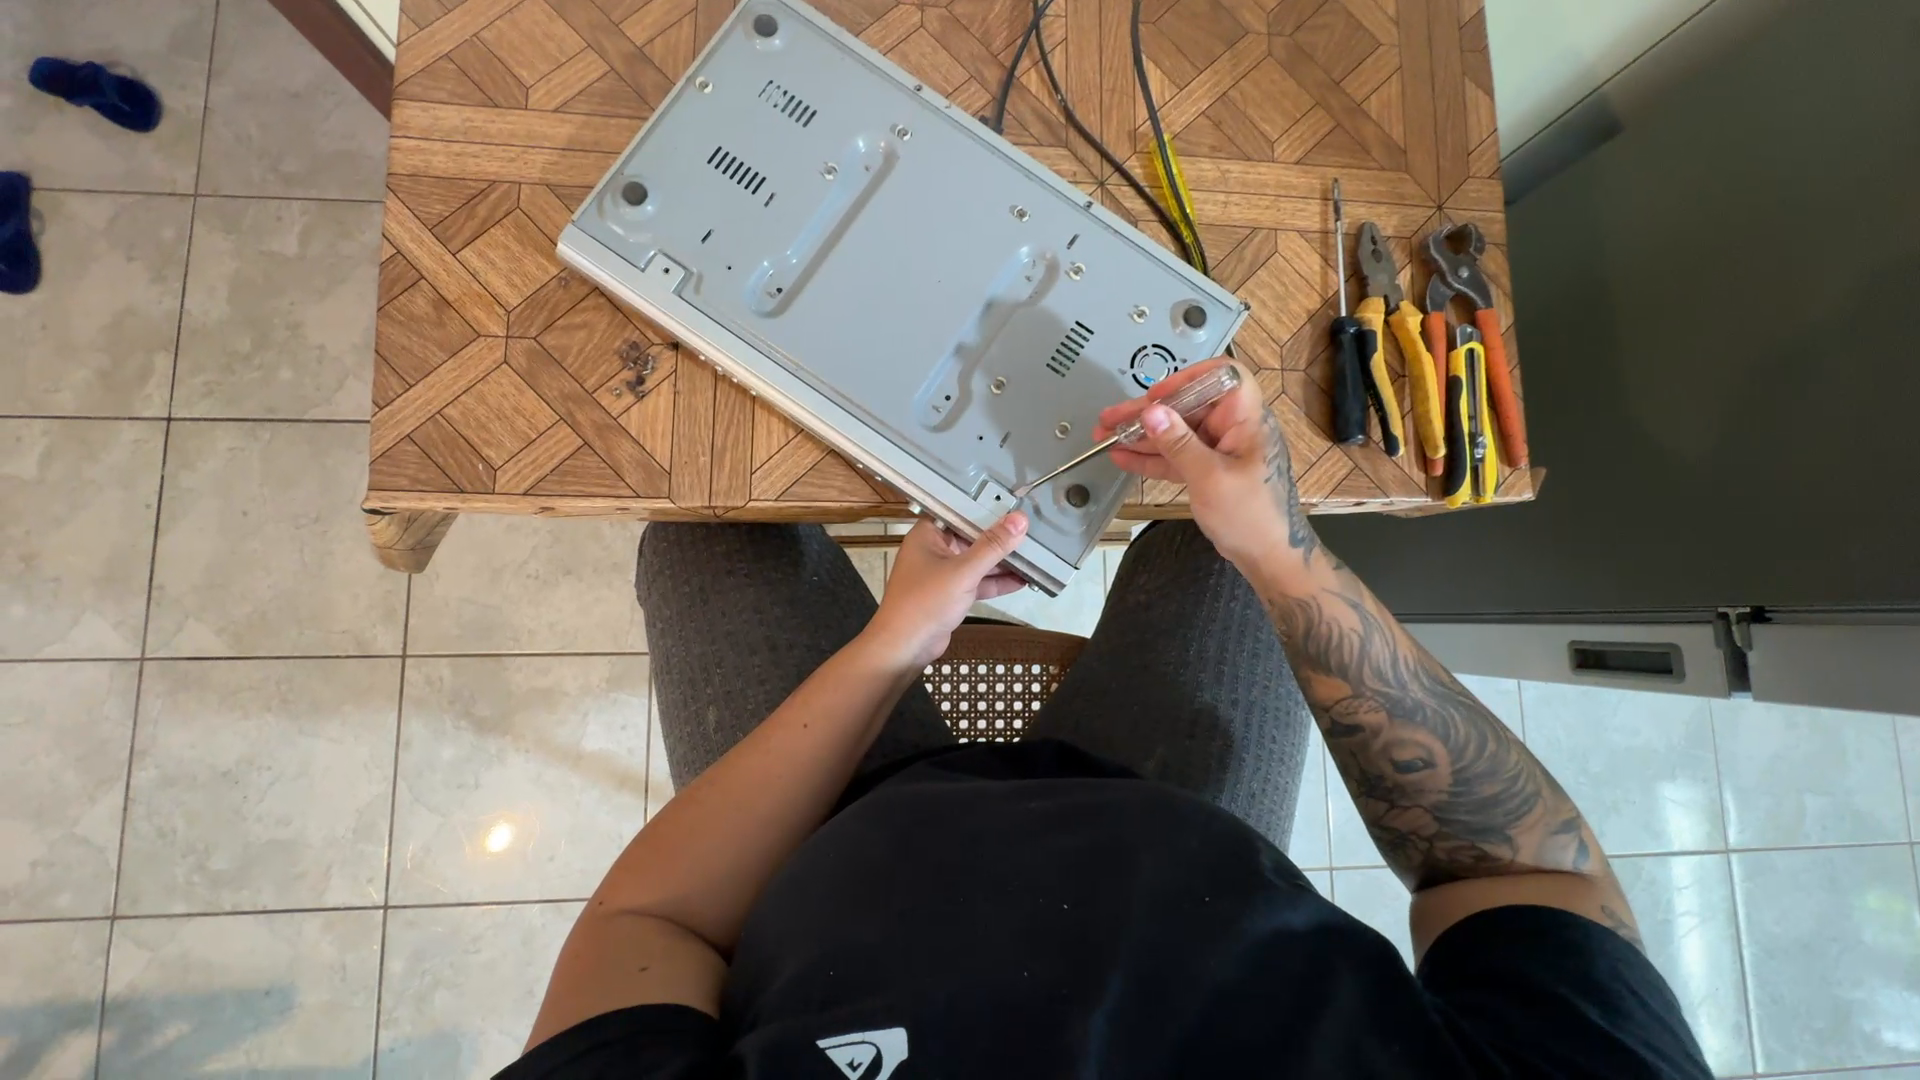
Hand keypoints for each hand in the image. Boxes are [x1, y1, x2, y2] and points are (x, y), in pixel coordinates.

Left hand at [866, 513, 1029, 667]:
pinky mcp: (951, 594)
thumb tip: (1020, 519)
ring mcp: (942, 573)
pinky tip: (1022, 580)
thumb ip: (993, 546)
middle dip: (1000, 538)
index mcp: (928, 534)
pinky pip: (977, 582)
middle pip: (972, 537)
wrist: (905, 647)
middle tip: (1033, 531)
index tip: (1016, 505)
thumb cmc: (927, 601)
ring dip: (1002, 562)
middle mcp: (934, 549)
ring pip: (977, 561)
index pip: (960, 512)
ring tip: (1034, 556)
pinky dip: (996, 581)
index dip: (987, 508)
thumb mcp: (964, 571)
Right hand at [1095, 357, 1320, 575]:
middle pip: (1187, 407)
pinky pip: (1176, 456)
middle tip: (1109, 419)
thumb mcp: (1209, 477)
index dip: (1188, 378)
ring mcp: (1218, 451)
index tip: (1157, 395)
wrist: (1269, 558)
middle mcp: (1232, 428)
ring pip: (1176, 433)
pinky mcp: (1207, 471)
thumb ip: (1178, 443)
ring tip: (1105, 437)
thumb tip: (1150, 412)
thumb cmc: (1250, 515)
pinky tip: (1122, 457)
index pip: (1222, 376)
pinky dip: (1151, 457)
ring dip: (1141, 435)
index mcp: (1245, 419)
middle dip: (1147, 413)